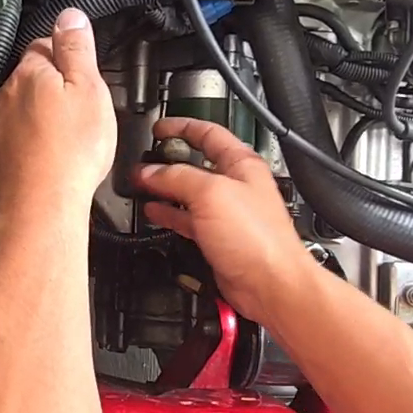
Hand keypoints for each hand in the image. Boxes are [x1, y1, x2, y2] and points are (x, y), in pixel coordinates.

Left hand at [0, 8, 116, 220]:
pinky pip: (7, 141)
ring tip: (62, 140)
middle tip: (77, 112)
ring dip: (35, 118)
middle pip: (29, 79)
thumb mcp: (90, 90)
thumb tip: (70, 16)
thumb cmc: (68, 155)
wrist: (40, 208)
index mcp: (29, 73)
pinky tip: (42, 158)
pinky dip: (22, 145)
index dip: (67, 57)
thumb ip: (77, 49)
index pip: (45, 44)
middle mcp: (3, 96)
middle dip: (50, 89)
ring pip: (16, 110)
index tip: (80, 73)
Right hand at [135, 117, 320, 327]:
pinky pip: (188, 219)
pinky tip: (155, 212)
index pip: (208, 134)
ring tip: (142, 185)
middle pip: (195, 164)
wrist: (271, 285)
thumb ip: (177, 178)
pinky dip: (169, 214)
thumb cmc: (259, 239)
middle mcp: (235, 186)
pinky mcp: (217, 237)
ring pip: (188, 193)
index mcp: (241, 165)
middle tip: (145, 159)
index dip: (182, 127)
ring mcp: (226, 213)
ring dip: (164, 188)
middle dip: (167, 161)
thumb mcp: (211, 194)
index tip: (160, 127)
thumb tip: (151, 172)